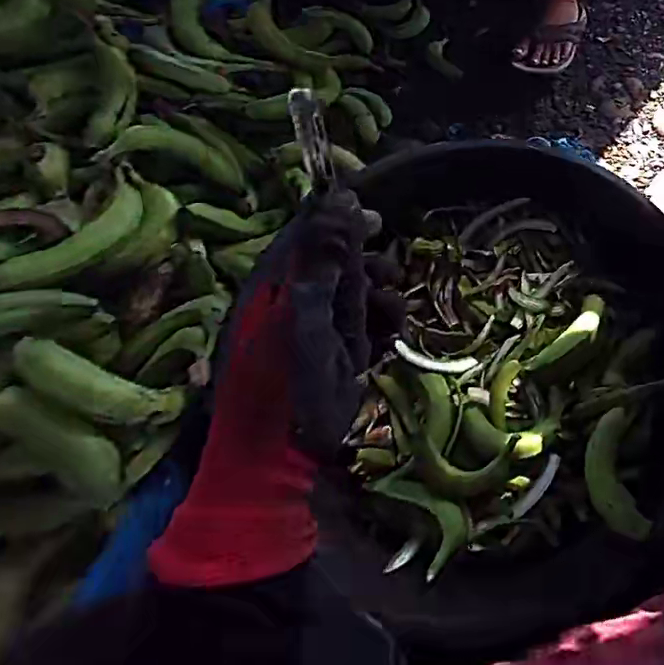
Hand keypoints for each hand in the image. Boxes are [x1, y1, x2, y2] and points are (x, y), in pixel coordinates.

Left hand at [148, 188, 376, 587]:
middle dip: (366, 262)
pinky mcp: (332, 356)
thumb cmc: (283, 387)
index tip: (376, 217)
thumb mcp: (305, 316)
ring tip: (391, 311)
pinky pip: (362, 325)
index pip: (306, 235)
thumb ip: (324, 260)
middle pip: (335, 263)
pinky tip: (390, 337)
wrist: (277, 464)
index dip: (340, 221)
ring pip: (353, 294)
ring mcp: (311, 331)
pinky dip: (379, 325)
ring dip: (377, 295)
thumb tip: (344, 200)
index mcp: (272, 287)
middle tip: (391, 267)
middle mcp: (291, 302)